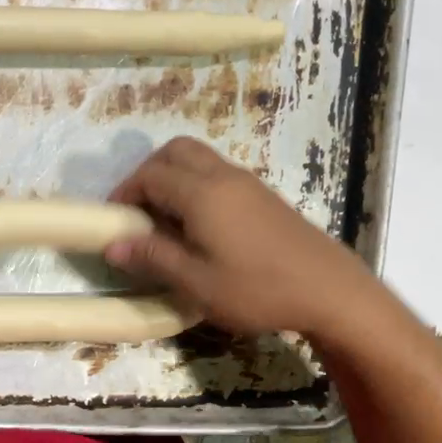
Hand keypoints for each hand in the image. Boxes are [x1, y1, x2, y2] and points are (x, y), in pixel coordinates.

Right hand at [104, 137, 383, 341]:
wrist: (329, 291)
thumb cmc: (257, 289)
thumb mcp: (196, 282)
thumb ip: (152, 258)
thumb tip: (111, 245)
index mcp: (202, 194)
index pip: (150, 175)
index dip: (125, 192)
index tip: (114, 221)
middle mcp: (223, 177)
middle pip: (175, 151)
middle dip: (147, 173)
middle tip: (137, 210)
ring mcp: (247, 184)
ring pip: (199, 159)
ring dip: (172, 178)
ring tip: (162, 221)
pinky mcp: (263, 196)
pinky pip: (217, 174)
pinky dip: (194, 186)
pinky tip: (195, 226)